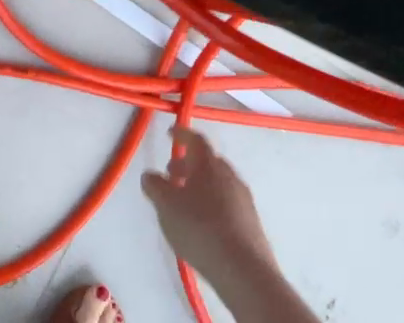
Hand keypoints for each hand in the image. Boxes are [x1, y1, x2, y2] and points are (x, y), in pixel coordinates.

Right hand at [142, 126, 275, 274]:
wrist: (244, 270)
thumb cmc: (199, 228)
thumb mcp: (165, 205)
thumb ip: (155, 185)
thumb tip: (151, 175)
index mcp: (208, 164)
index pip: (195, 139)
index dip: (181, 133)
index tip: (170, 132)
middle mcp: (229, 175)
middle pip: (208, 161)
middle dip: (188, 163)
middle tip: (171, 174)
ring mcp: (244, 199)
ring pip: (219, 182)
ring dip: (201, 184)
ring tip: (185, 202)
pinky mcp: (252, 222)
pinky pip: (228, 202)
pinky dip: (213, 202)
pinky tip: (203, 223)